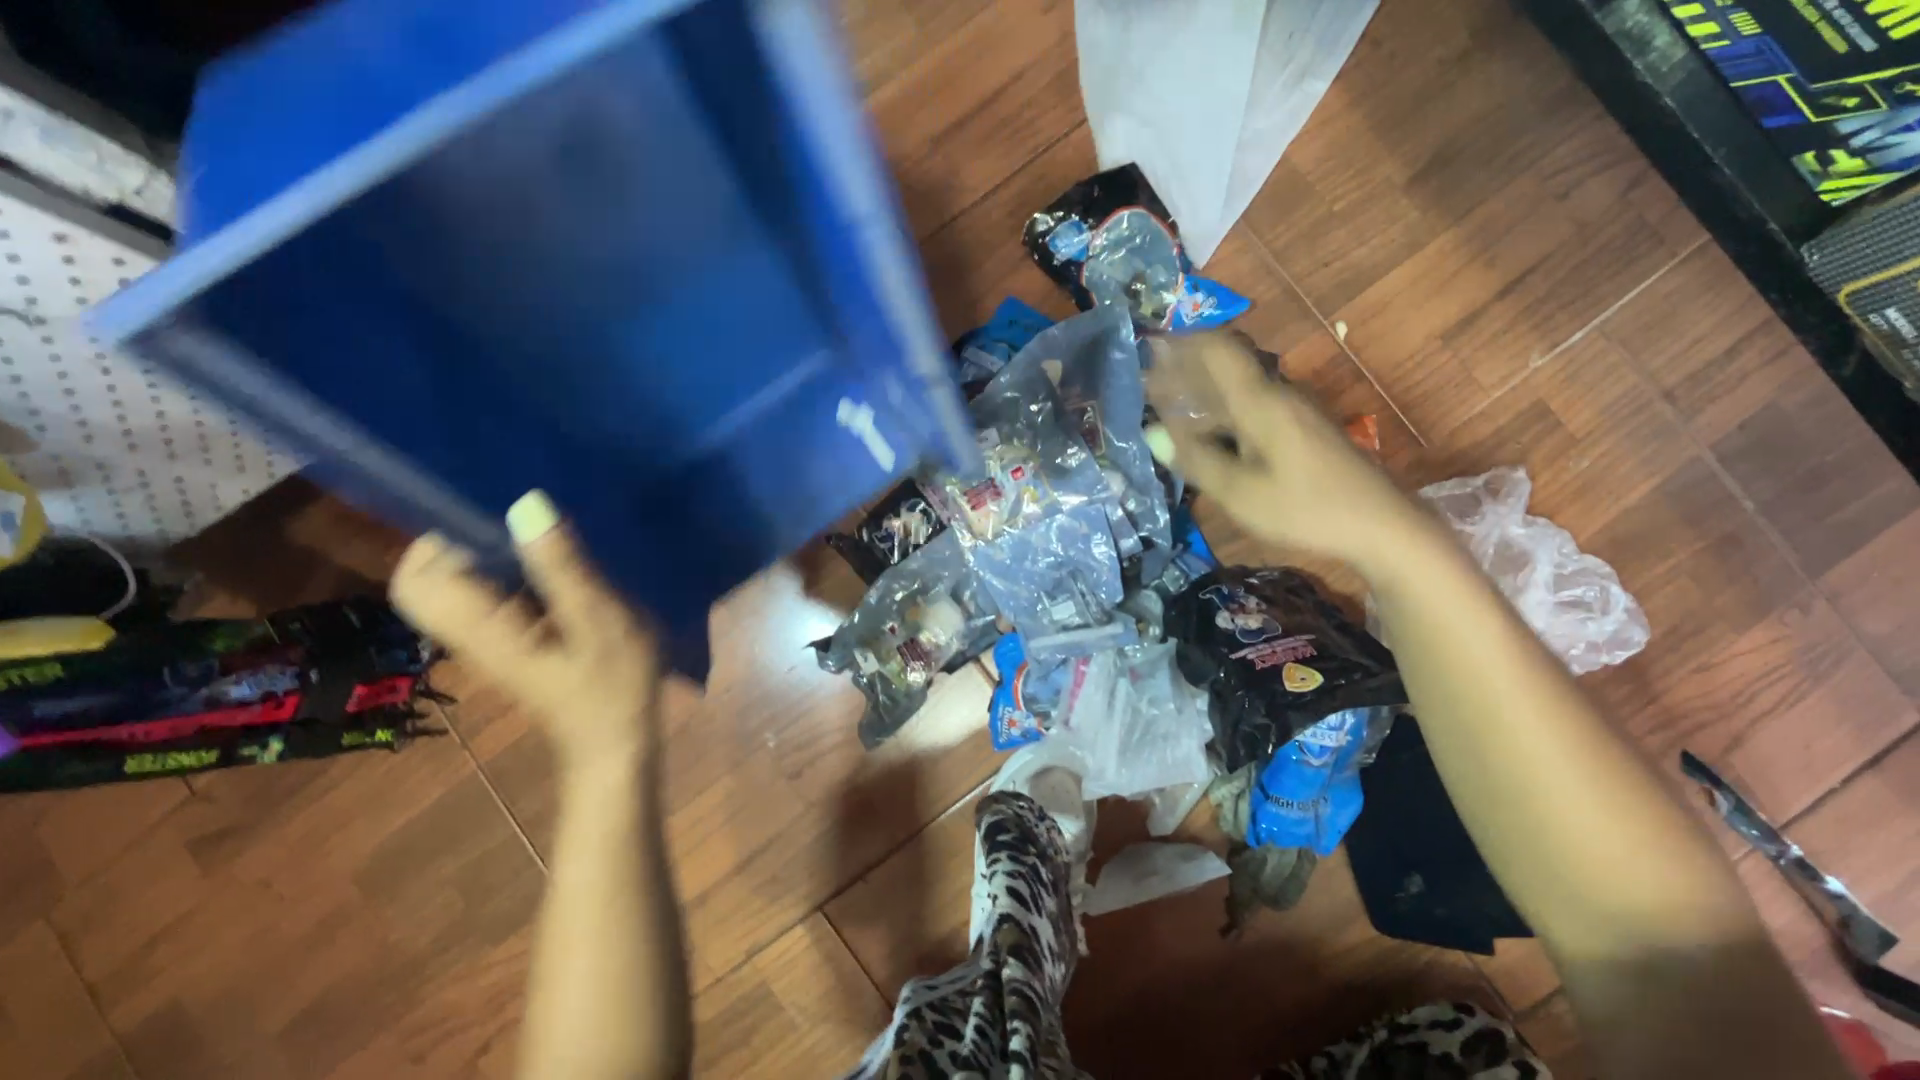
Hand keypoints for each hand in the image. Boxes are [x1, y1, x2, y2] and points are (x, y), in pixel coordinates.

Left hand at [389, 490, 663, 773]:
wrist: (618, 743)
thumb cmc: (613, 687)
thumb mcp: (600, 621)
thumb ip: (563, 566)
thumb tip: (527, 503)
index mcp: (482, 629)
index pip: (417, 580)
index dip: (439, 539)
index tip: (489, 514)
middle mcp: (472, 632)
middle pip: (429, 578)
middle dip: (462, 540)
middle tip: (517, 523)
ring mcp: (490, 638)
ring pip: (461, 583)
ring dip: (490, 553)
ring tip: (544, 534)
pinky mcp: (512, 640)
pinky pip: (490, 594)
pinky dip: (511, 572)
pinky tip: (556, 565)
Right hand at [1146, 332, 1437, 575]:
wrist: (1380, 524)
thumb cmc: (1306, 508)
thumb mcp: (1241, 492)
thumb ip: (1195, 461)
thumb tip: (1150, 434)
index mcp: (1261, 401)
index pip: (1218, 349)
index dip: (1182, 343)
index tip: (1147, 348)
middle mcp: (1277, 395)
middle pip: (1226, 366)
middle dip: (1184, 368)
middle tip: (1144, 379)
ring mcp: (1292, 412)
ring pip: (1237, 389)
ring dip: (1201, 392)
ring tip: (1163, 404)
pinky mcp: (1300, 430)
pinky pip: (1250, 408)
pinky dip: (1220, 413)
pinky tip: (1204, 433)